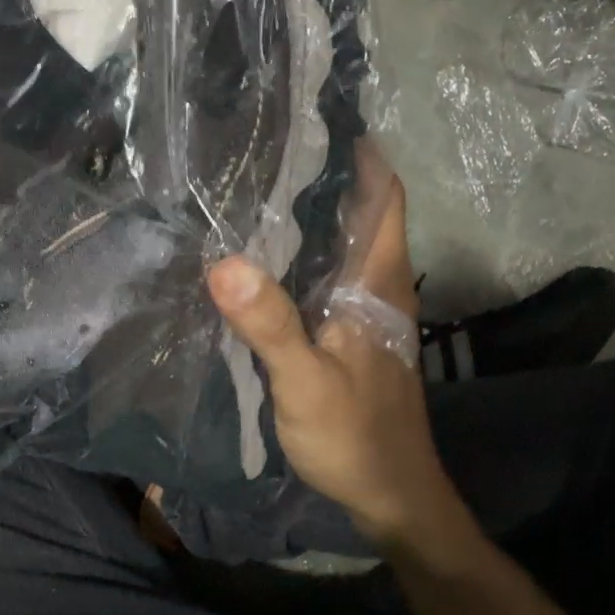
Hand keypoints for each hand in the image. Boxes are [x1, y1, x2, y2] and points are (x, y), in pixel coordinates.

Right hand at [207, 174, 459, 549]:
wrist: (392, 495)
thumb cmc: (354, 436)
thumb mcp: (304, 382)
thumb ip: (269, 324)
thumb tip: (223, 261)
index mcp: (378, 285)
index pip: (384, 201)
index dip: (363, 157)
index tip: (322, 119)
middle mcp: (381, 289)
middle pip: (366, 214)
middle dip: (331, 175)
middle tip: (272, 145)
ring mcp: (370, 314)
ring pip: (350, 245)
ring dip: (320, 214)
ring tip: (263, 187)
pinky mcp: (356, 337)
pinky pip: (334, 275)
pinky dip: (310, 253)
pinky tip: (271, 258)